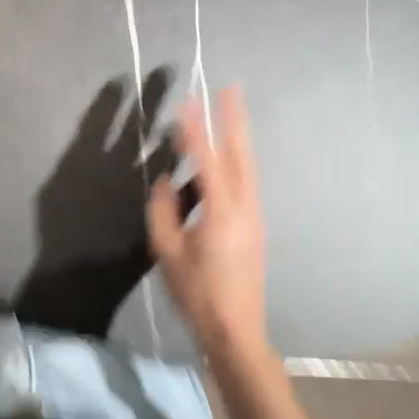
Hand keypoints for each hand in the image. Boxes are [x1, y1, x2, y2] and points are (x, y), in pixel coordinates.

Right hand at [147, 88, 268, 356]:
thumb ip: (163, 210)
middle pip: (242, 156)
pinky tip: (224, 156)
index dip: (196, 130)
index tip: (188, 101)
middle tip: (231, 88)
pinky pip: (246, 182)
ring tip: (227, 111)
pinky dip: (236, 160)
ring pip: (248, 168)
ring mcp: (255, 218)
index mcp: (222, 213)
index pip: (208, 161)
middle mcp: (246, 209)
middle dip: (235, 120)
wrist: (235, 330)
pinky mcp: (254, 227)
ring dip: (237, 137)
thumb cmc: (196, 292)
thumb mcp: (166, 251)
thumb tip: (167, 181)